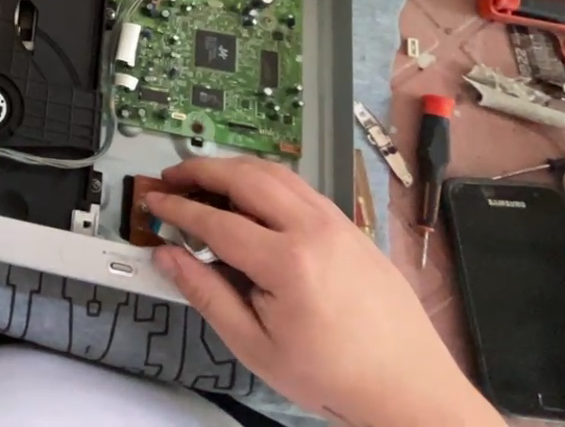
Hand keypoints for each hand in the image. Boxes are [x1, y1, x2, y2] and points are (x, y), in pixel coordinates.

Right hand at [148, 158, 498, 426]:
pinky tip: (248, 197)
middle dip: (200, 170)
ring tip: (203, 179)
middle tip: (170, 178)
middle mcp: (313, 230)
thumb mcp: (256, 347)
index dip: (176, 207)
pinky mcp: (353, 228)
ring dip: (232, 168)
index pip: (215, 220)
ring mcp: (338, 224)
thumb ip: (205, 294)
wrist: (414, 396)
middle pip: (244, 177)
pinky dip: (263, 179)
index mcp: (288, 264)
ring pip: (274, 173)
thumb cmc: (331, 378)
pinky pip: (299, 187)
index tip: (150, 200)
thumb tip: (165, 255)